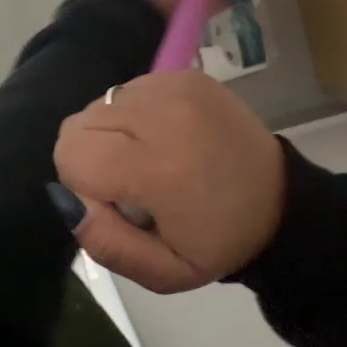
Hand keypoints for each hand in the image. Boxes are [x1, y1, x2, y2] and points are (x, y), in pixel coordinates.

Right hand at [51, 70, 284, 293]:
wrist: (280, 203)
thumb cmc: (219, 242)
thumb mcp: (163, 271)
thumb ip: (105, 243)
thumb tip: (66, 201)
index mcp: (158, 168)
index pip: (72, 154)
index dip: (80, 185)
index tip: (112, 204)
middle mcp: (164, 116)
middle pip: (79, 125)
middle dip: (90, 157)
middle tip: (129, 182)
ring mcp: (176, 88)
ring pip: (100, 103)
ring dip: (111, 133)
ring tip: (149, 158)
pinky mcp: (186, 75)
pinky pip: (128, 89)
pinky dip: (133, 114)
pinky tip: (163, 137)